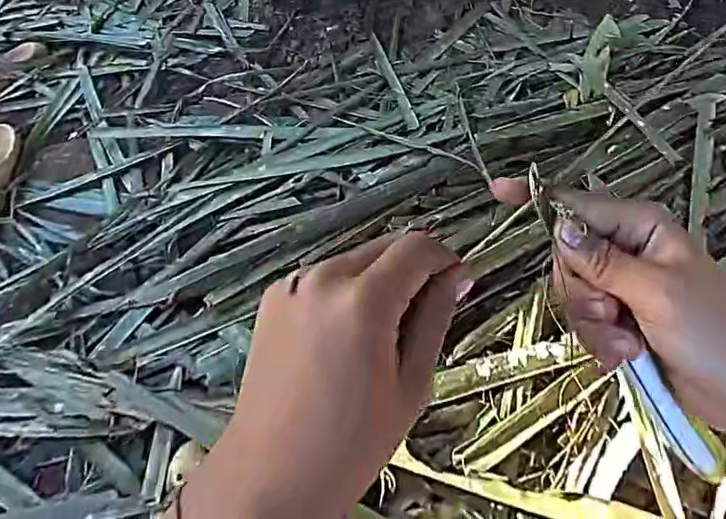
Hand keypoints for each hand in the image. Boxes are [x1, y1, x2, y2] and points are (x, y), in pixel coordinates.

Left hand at [178, 231, 467, 518]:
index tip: (455, 280)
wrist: (269, 478)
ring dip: (379, 278)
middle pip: (387, 245)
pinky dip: (345, 290)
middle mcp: (324, 279)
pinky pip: (326, 276)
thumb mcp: (410, 386)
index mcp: (362, 302)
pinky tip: (344, 336)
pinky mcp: (276, 294)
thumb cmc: (347, 446)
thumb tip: (455, 277)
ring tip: (380, 332)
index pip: (416, 247)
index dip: (443, 259)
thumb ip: (435, 319)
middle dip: (413, 267)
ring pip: (357, 258)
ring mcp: (295, 284)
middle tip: (423, 311)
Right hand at [490, 178, 725, 433]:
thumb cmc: (715, 330)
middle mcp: (625, 247)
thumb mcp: (657, 291)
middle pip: (566, 255)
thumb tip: (558, 228)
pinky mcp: (620, 318)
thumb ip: (603, 261)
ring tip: (629, 344)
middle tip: (615, 314)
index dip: (536, 199)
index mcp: (639, 224)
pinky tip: (628, 357)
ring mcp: (621, 284)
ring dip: (594, 324)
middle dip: (582, 291)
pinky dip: (600, 343)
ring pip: (572, 293)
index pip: (575, 204)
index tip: (497, 191)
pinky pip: (585, 322)